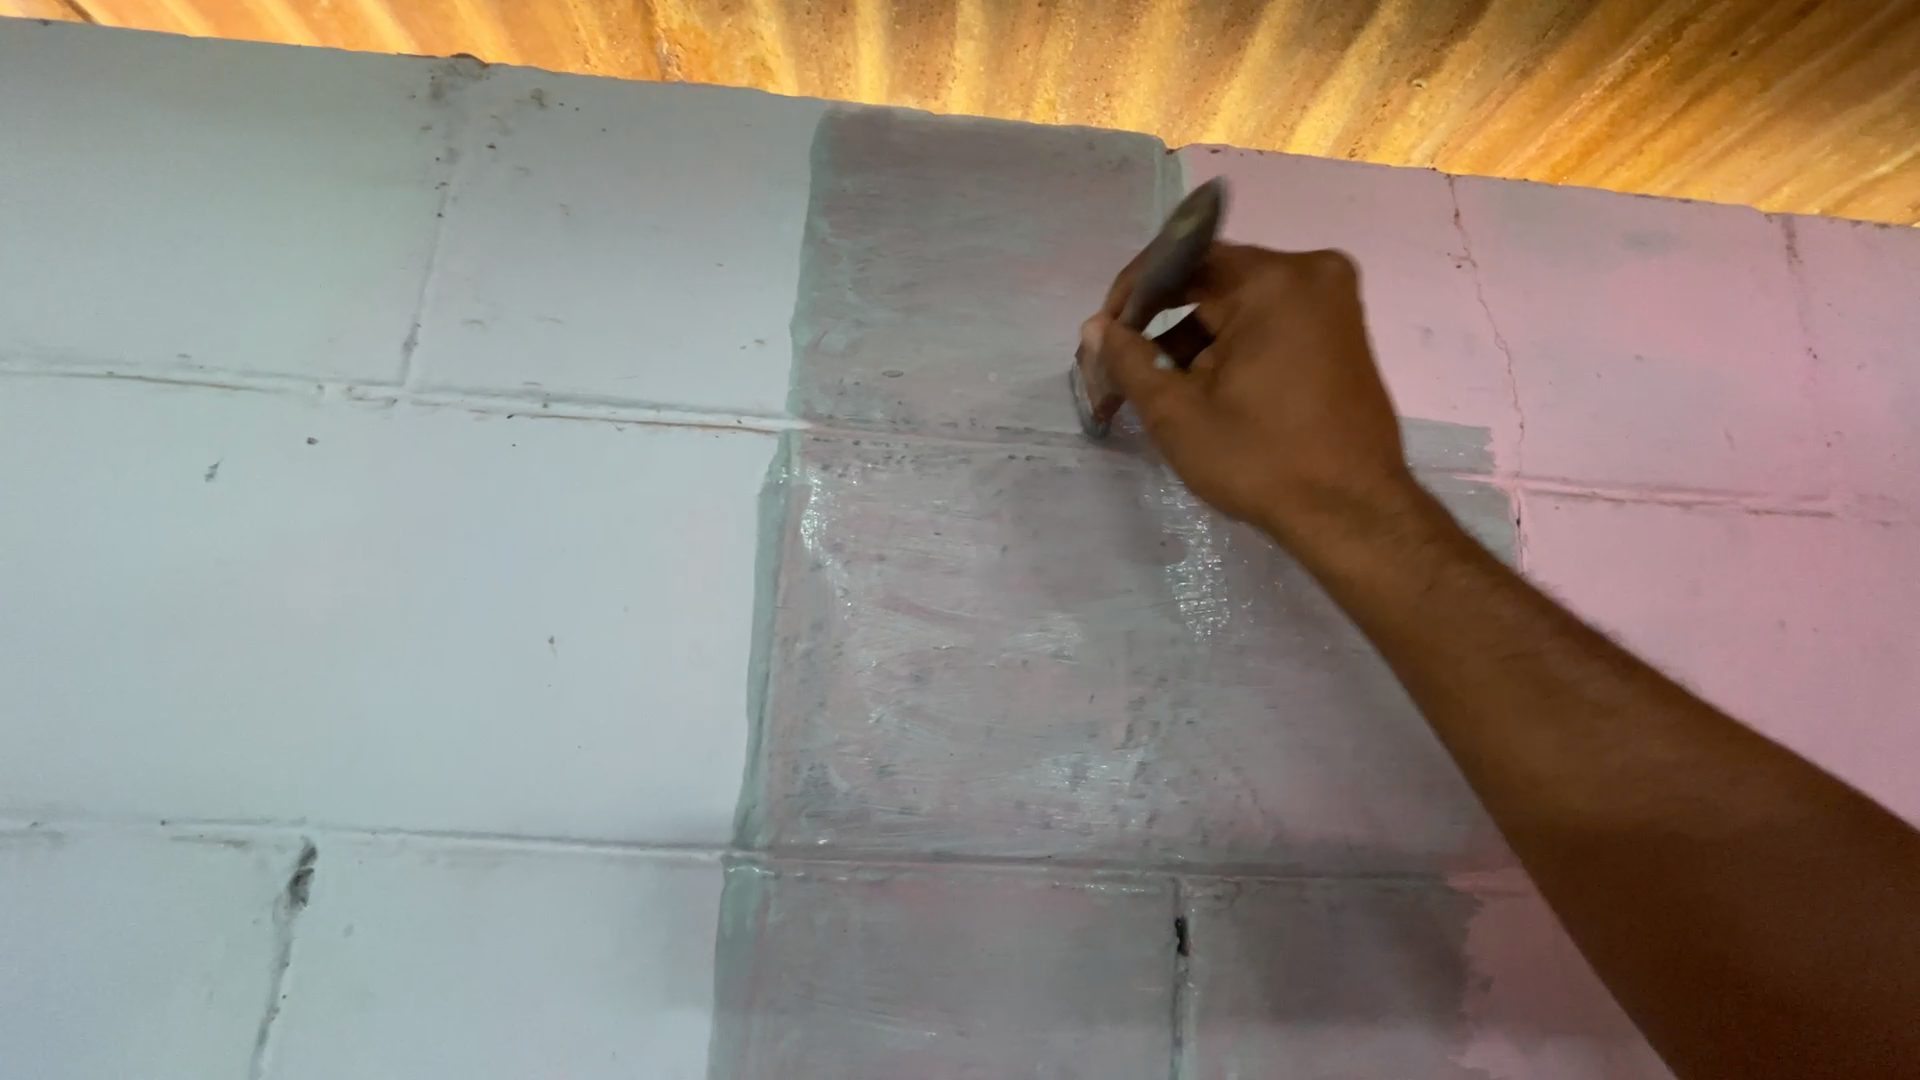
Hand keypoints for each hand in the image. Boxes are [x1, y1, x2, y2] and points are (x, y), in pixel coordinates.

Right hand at [1081, 243, 1417, 542]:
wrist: (1350, 513)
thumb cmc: (1259, 460)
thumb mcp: (1177, 413)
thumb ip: (1128, 361)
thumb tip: (1096, 328)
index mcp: (1274, 281)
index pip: (1184, 260)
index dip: (1134, 293)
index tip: (1105, 334)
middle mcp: (1311, 275)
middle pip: (1213, 283)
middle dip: (1162, 324)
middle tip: (1123, 367)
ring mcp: (1333, 304)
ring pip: (1239, 307)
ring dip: (1193, 341)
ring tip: (1157, 390)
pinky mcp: (1340, 335)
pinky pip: (1269, 324)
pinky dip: (1230, 349)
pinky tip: (1201, 390)